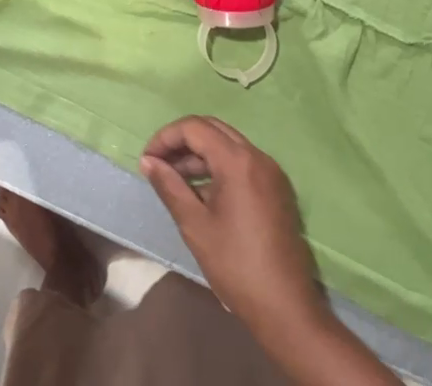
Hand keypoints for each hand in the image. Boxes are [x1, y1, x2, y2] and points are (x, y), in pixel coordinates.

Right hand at [141, 116, 326, 332]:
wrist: (283, 304)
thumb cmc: (234, 264)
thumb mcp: (194, 224)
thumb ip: (169, 186)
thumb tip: (148, 161)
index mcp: (238, 161)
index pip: (195, 128)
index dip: (166, 137)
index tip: (147, 160)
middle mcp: (258, 157)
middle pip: (213, 129)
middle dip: (182, 141)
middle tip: (158, 164)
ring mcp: (271, 172)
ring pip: (228, 145)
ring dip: (199, 154)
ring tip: (174, 180)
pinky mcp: (276, 188)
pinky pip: (242, 163)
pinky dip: (218, 166)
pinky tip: (201, 192)